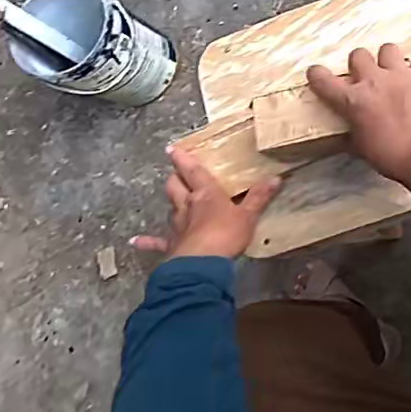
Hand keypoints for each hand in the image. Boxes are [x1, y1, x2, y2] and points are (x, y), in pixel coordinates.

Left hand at [133, 146, 281, 258]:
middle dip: (175, 178)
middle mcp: (187, 205)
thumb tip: (276, 178)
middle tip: (175, 173)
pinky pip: (157, 241)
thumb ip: (259, 197)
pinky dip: (147, 241)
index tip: (172, 149)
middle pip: (175, 186)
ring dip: (171, 203)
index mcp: (206, 194)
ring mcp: (177, 225)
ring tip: (173, 201)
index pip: (193, 171)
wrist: (202, 263)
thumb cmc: (226, 234)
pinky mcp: (171, 245)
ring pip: (170, 208)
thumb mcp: (248, 215)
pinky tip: (135, 241)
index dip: (184, 159)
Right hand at [306, 44, 410, 195]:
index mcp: (352, 100)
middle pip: (358, 54)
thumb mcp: (361, 147)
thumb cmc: (389, 156)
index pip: (323, 80)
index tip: (317, 75)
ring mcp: (399, 75)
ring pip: (388, 48)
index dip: (317, 75)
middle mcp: (373, 80)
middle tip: (367, 79)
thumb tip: (351, 131)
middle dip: (359, 65)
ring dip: (389, 59)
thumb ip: (354, 131)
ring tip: (394, 72)